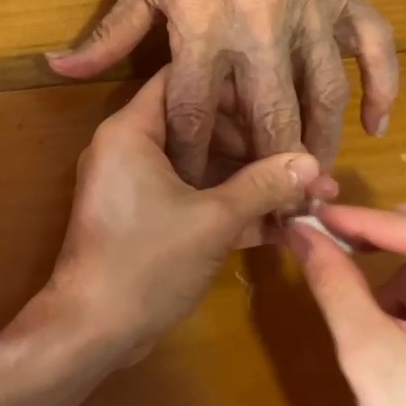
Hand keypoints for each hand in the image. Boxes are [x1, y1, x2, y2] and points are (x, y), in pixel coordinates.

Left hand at [40, 71, 321, 363]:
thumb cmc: (146, 262)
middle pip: (197, 124)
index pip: (182, 79)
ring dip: (248, 181)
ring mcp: (134, 185)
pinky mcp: (143, 218)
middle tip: (306, 161)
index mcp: (131, 131)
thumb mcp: (213, 221)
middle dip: (254, 144)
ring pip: (199, 166)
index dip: (234, 85)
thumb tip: (313, 162)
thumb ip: (263, 185)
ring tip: (306, 196)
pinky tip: (279, 225)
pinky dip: (226, 207)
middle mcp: (128, 148)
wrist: (92, 326)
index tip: (282, 97)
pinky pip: (189, 198)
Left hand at [46, 0, 397, 181]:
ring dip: (321, 142)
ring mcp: (310, 14)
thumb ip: (106, 36)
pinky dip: (383, 85)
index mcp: (204, 33)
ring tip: (313, 179)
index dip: (195, 159)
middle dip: (269, 170)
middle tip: (271, 206)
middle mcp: (261, 33)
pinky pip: (375, 47)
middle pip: (269, 119)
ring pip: (323, 95)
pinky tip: (377, 124)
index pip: (196, 116)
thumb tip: (56, 67)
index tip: (195, 191)